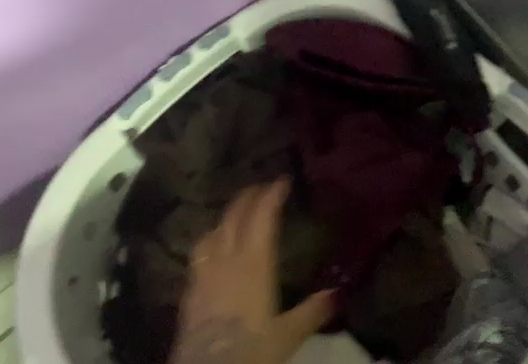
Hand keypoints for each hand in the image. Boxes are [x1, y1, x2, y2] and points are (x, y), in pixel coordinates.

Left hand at [171, 180, 334, 363]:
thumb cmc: (251, 349)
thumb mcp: (287, 334)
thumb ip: (312, 311)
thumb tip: (338, 292)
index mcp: (254, 262)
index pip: (262, 216)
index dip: (271, 194)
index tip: (282, 180)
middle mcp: (227, 259)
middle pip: (234, 216)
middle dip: (248, 197)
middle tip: (261, 188)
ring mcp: (205, 273)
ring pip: (213, 232)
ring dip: (226, 217)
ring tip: (235, 215)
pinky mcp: (190, 291)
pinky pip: (198, 255)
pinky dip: (209, 242)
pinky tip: (212, 250)